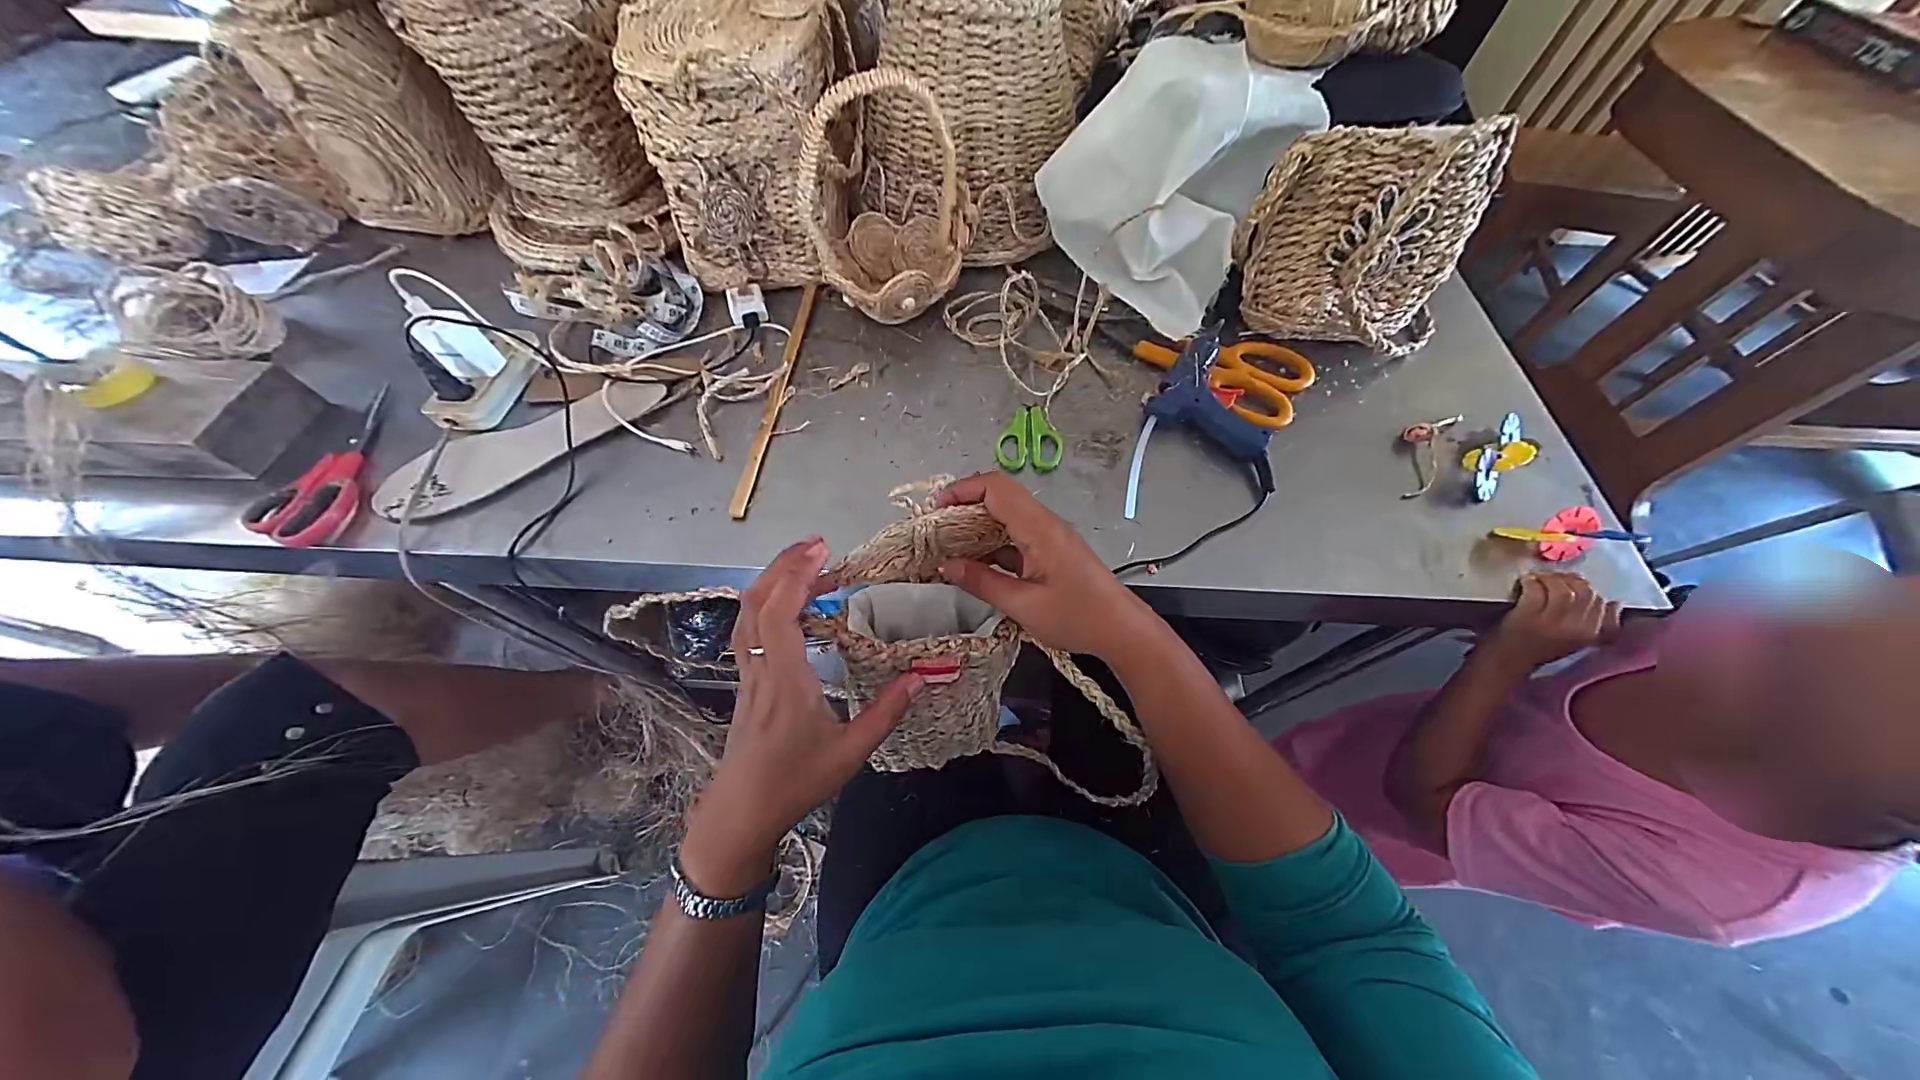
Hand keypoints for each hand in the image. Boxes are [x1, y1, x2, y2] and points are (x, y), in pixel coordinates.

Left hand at [680, 538, 922, 895]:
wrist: (741, 813)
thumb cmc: (795, 782)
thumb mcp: (850, 751)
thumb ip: (887, 710)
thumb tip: (924, 675)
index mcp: (784, 678)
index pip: (779, 611)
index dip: (796, 574)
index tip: (822, 549)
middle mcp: (759, 667)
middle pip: (756, 601)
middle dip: (784, 565)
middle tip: (818, 546)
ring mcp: (748, 673)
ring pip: (748, 613)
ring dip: (774, 582)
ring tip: (809, 569)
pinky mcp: (746, 681)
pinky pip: (750, 630)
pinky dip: (768, 604)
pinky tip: (792, 608)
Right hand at [934, 472, 1160, 660]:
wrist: (1122, 630)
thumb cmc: (1078, 617)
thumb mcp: (1023, 605)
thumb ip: (982, 582)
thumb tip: (946, 566)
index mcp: (1039, 529)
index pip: (995, 487)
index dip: (961, 490)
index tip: (935, 510)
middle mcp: (1045, 524)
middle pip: (999, 496)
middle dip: (963, 508)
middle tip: (936, 531)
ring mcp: (1049, 536)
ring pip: (1006, 516)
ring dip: (977, 527)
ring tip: (949, 549)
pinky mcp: (1052, 551)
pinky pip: (1016, 536)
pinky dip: (993, 544)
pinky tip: (976, 564)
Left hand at [1480, 572, 1621, 672]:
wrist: (1508, 661)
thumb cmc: (1539, 648)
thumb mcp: (1577, 640)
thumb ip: (1601, 624)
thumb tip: (1615, 603)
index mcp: (1592, 634)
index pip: (1601, 602)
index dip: (1586, 587)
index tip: (1572, 581)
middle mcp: (1577, 628)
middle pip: (1583, 592)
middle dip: (1568, 580)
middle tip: (1553, 577)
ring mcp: (1551, 622)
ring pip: (1561, 589)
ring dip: (1549, 578)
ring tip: (1538, 577)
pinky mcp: (1527, 616)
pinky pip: (1535, 590)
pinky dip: (1531, 581)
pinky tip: (1526, 581)